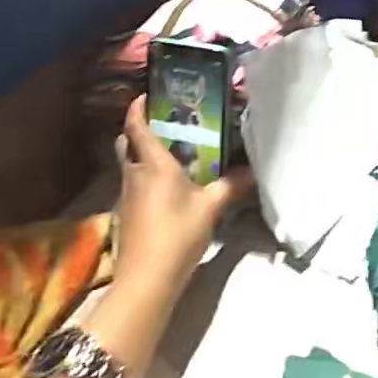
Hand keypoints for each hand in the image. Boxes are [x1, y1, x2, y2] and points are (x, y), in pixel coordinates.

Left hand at [112, 95, 253, 297]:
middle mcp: (134, 174)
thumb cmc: (177, 234)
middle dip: (137, 131)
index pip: (137, 126)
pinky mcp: (124, 216)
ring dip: (140, 156)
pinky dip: (142, 179)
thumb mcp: (210, 208)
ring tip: (167, 155)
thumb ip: (230, 186)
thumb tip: (253, 171)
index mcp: (153, 163)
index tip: (145, 95)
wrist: (145, 282)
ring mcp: (125, 196)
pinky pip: (131, 186)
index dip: (137, 108)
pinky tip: (163, 190)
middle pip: (126, 143)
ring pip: (128, 165)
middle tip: (161, 126)